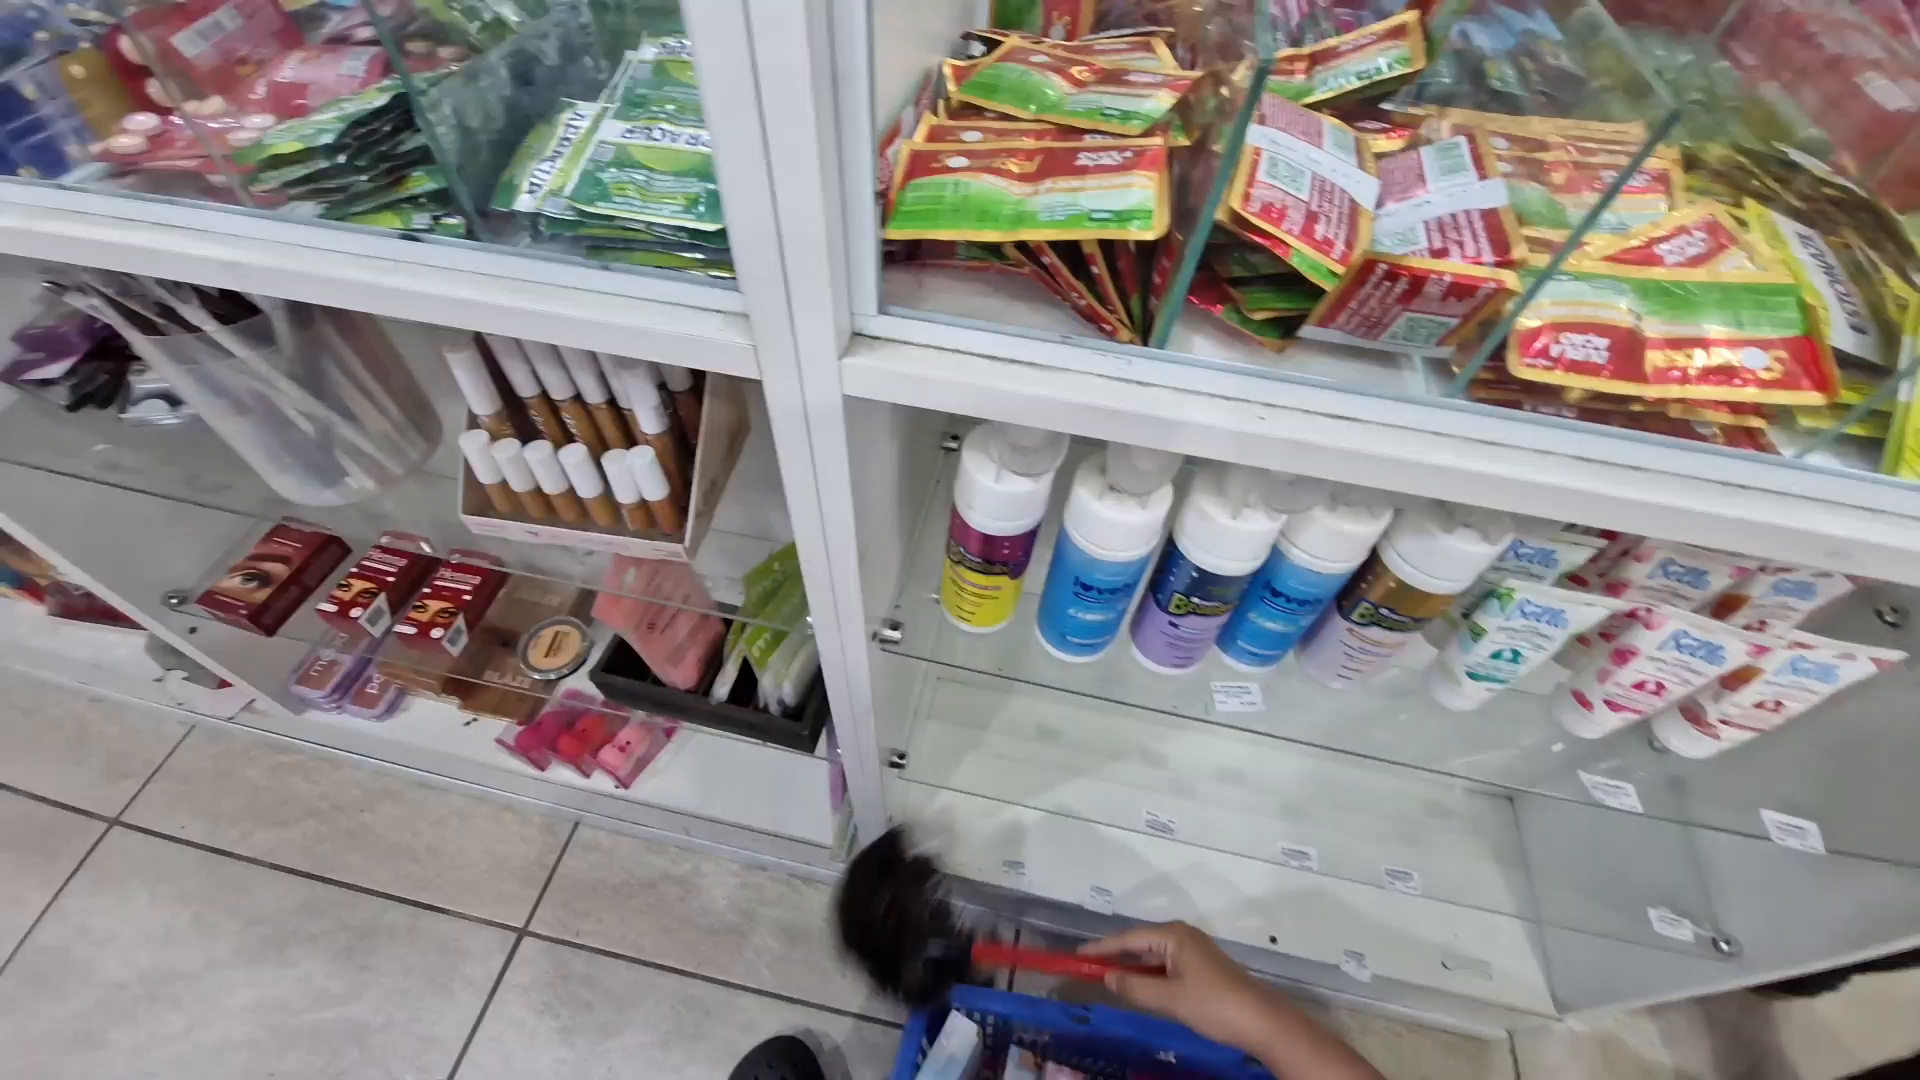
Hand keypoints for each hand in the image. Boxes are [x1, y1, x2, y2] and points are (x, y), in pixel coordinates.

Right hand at [1078, 921, 1286, 1053]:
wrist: (1262, 1021)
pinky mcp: (1202, 966)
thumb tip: (1107, 978)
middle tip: (1090, 966)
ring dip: (1134, 967)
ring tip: (1109, 976)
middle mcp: (1182, 935)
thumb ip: (1135, 987)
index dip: (1102, 948)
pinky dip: (1150, 974)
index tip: (1078, 955)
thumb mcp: (1170, 999)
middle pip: (1141, 943)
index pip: (1129, 938)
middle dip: (1116, 955)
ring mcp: (1194, 950)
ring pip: (1154, 956)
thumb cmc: (1214, 1005)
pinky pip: (1167, 965)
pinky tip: (1142, 987)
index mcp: (1173, 935)